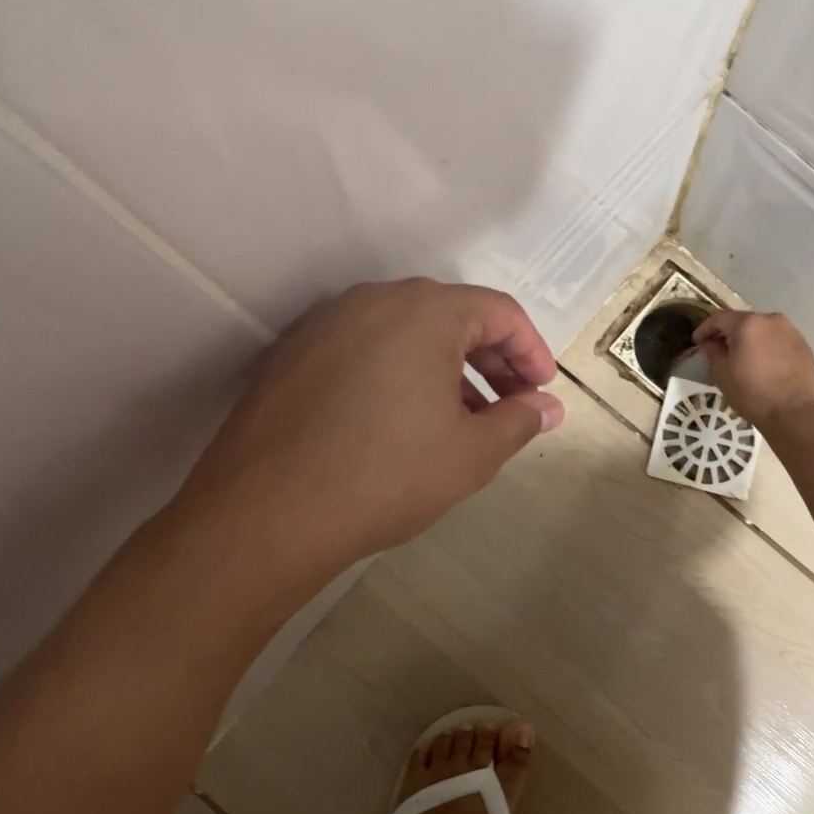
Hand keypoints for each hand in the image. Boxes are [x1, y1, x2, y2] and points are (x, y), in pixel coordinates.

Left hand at [175, 278, 563, 573]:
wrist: (267, 513)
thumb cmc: (386, 477)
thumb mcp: (472, 454)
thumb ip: (520, 420)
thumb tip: (547, 407)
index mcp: (425, 312)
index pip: (499, 311)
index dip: (532, 350)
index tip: (542, 392)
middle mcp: (374, 300)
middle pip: (451, 315)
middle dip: (491, 359)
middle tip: (510, 405)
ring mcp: (326, 324)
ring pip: (405, 332)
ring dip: (445, 367)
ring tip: (460, 420)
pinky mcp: (293, 353)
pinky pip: (364, 349)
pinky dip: (398, 373)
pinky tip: (400, 423)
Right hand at [694, 310, 813, 427]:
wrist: (793, 412)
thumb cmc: (751, 393)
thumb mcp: (722, 373)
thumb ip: (713, 352)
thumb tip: (710, 343)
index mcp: (748, 324)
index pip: (719, 318)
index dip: (705, 329)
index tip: (697, 342)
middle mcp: (771, 320)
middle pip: (743, 322)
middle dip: (729, 333)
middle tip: (719, 349)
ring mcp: (791, 331)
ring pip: (763, 330)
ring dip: (750, 340)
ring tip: (743, 357)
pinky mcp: (803, 345)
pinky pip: (778, 340)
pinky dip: (767, 347)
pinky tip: (764, 364)